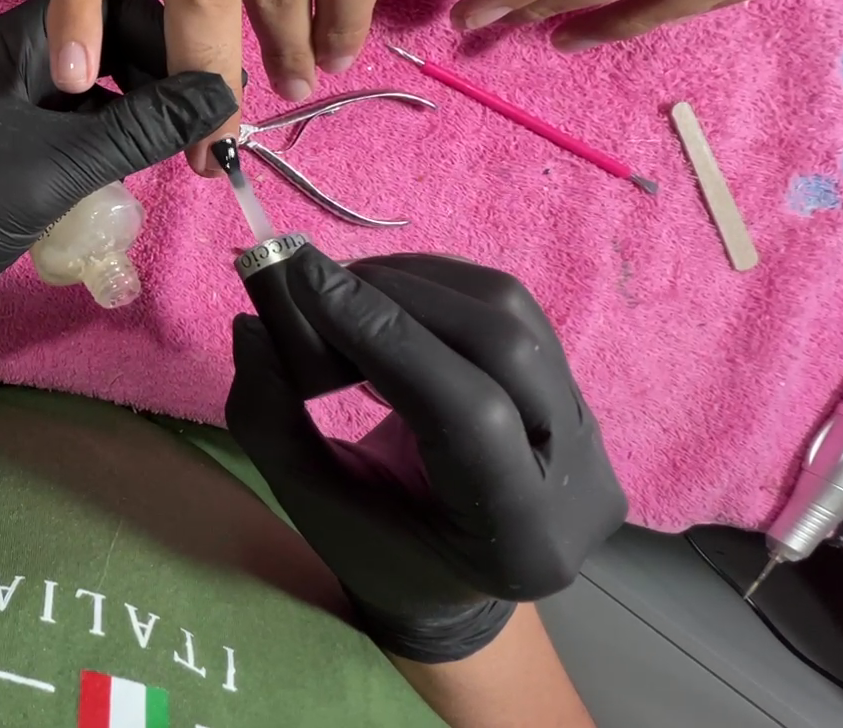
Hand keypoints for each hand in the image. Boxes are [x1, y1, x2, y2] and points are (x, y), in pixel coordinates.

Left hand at [0, 0, 235, 381]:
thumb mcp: (53, 167)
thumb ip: (138, 128)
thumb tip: (221, 91)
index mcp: (12, 43)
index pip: (105, 0)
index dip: (163, 29)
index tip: (210, 79)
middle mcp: (16, 65)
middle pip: (108, 45)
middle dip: (161, 77)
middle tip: (209, 123)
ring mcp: (17, 110)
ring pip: (100, 93)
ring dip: (144, 118)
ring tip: (188, 151)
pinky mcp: (21, 153)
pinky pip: (83, 134)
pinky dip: (117, 148)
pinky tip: (144, 171)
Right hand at [226, 248, 625, 661]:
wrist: (446, 570)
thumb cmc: (373, 546)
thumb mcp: (304, 495)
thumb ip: (268, 415)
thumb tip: (252, 324)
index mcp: (517, 536)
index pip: (461, 410)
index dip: (379, 330)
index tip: (300, 273)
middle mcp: (579, 482)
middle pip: (498, 346)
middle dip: (392, 295)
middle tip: (309, 278)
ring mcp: (591, 432)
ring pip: (507, 312)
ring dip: (410, 280)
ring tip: (340, 288)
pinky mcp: (573, 391)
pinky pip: (507, 307)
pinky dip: (431, 284)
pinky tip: (382, 297)